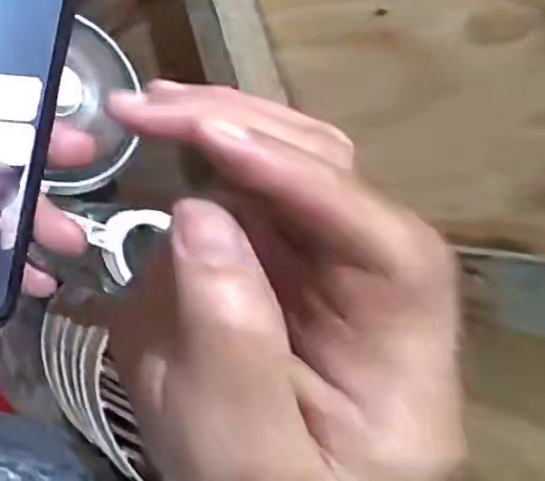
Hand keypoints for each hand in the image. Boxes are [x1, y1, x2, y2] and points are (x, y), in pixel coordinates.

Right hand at [104, 83, 463, 480]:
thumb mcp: (234, 440)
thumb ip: (229, 335)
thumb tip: (199, 211)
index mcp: (399, 362)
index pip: (388, 247)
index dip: (306, 181)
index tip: (212, 140)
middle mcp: (369, 290)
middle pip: (341, 179)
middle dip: (246, 127)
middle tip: (149, 106)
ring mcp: (317, 259)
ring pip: (296, 157)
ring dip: (221, 117)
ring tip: (145, 103)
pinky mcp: (267, 244)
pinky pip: (247, 174)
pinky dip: (203, 135)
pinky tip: (163, 120)